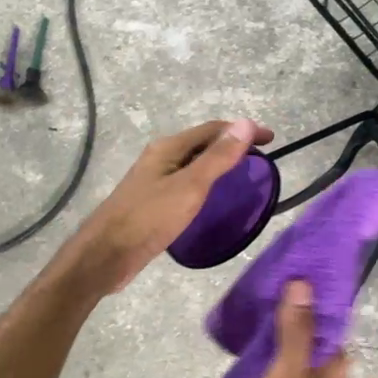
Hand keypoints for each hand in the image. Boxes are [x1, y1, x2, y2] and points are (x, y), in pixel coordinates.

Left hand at [62, 118, 272, 292]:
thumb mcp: (190, 186)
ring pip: (194, 165)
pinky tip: (214, 201)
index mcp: (168, 148)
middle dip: (232, 145)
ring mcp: (155, 181)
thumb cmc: (149, 218)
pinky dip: (207, 184)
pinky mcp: (154, 203)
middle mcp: (161, 159)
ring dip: (219, 165)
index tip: (271, 140)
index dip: (242, 131)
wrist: (107, 254)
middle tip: (261, 158)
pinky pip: (187, 184)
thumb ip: (218, 157)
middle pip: (202, 144)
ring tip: (244, 177)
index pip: (212, 130)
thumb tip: (245, 123)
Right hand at [246, 282, 350, 377]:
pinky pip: (284, 367)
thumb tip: (303, 285)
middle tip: (260, 288)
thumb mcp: (287, 375)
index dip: (310, 292)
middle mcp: (330, 371)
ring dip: (277, 333)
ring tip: (250, 313)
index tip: (287, 268)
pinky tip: (249, 350)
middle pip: (310, 329)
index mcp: (336, 362)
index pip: (328, 314)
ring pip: (295, 349)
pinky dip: (270, 355)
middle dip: (290, 310)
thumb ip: (295, 331)